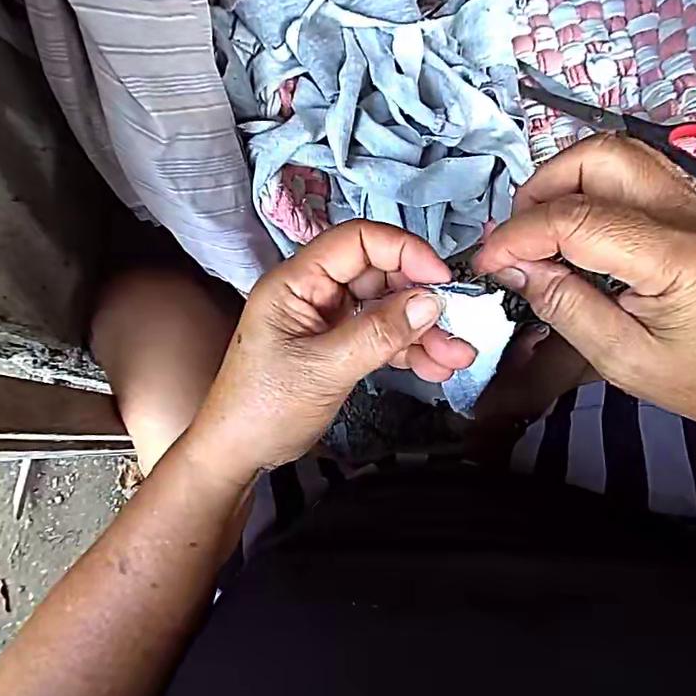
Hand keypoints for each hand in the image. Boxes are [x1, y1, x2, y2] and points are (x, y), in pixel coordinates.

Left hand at [185, 220, 476, 476]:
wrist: (239, 453)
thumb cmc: (263, 407)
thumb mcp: (323, 368)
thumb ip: (377, 333)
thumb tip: (430, 302)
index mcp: (297, 282)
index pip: (357, 242)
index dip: (403, 251)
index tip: (439, 277)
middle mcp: (315, 293)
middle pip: (379, 276)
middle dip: (421, 299)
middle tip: (456, 321)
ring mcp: (328, 320)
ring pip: (387, 310)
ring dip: (423, 331)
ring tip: (457, 355)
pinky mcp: (339, 346)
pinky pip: (382, 337)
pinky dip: (409, 350)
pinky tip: (437, 366)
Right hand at [472, 135, 695, 435]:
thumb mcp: (620, 357)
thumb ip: (562, 305)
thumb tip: (514, 267)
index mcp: (680, 258)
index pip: (577, 219)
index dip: (519, 236)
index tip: (489, 260)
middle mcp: (693, 215)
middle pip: (599, 158)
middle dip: (541, 190)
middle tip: (516, 238)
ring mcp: (695, 204)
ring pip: (613, 155)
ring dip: (563, 183)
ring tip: (539, 233)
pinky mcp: (688, 207)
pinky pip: (628, 172)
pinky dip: (586, 188)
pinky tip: (571, 229)